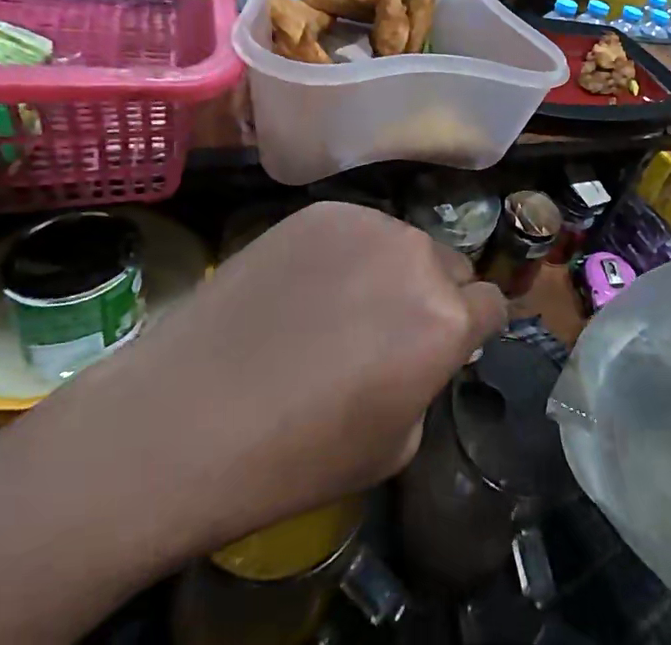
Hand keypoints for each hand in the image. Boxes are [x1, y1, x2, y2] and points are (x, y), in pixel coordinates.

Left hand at [56, 201, 508, 543]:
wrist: (179, 422)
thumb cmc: (293, 457)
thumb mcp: (395, 445)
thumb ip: (427, 381)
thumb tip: (421, 351)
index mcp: (445, 321)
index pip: (491, 303)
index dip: (471, 328)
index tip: (446, 344)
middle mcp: (415, 258)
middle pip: (450, 266)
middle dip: (432, 296)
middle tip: (384, 331)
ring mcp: (362, 226)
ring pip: (401, 245)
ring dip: (388, 271)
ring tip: (335, 309)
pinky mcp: (312, 213)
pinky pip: (353, 231)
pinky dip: (343, 255)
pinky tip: (300, 290)